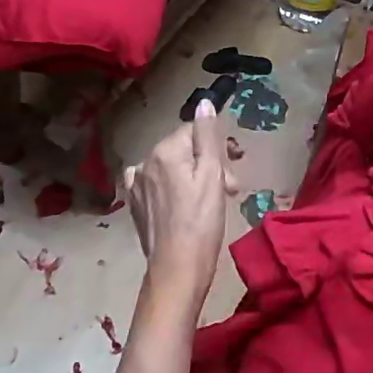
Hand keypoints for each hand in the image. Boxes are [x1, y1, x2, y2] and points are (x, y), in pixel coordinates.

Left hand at [121, 101, 237, 299]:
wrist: (177, 269)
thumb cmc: (202, 221)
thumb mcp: (212, 174)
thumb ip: (207, 136)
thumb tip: (205, 102)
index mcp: (164, 151)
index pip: (195, 131)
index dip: (219, 144)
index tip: (237, 160)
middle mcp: (145, 162)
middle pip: (184, 149)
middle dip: (210, 162)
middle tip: (230, 187)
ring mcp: (137, 185)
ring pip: (172, 168)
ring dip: (194, 176)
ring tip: (212, 199)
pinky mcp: (136, 206)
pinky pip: (157, 185)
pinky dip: (173, 188)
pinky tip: (183, 204)